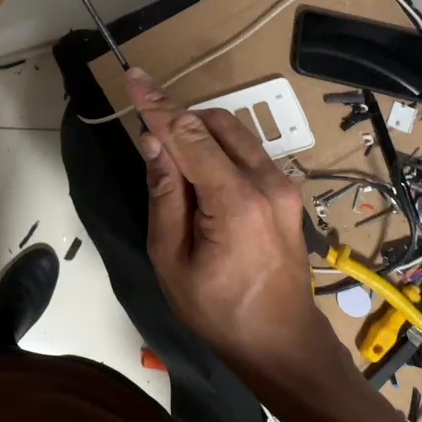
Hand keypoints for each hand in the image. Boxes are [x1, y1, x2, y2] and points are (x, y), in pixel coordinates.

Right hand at [126, 68, 338, 378]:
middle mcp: (267, 183)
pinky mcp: (288, 194)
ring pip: (234, 132)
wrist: (283, 346)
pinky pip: (247, 152)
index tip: (133, 75)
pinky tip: (200, 179)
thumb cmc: (218, 311)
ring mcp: (284, 187)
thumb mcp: (171, 258)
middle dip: (178, 118)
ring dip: (199, 132)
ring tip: (172, 166)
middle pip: (215, 122)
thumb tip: (152, 141)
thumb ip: (162, 193)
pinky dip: (217, 149)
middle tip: (148, 141)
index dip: (156, 103)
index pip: (188, 134)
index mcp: (235, 201)